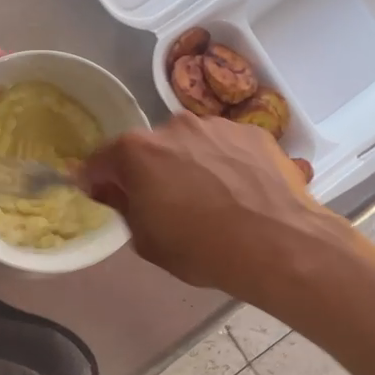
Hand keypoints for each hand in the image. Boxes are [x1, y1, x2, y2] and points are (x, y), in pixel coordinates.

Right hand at [82, 113, 350, 298]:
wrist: (277, 244)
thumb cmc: (201, 248)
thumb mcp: (146, 241)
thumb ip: (122, 208)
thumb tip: (111, 190)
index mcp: (137, 152)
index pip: (101, 160)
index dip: (97, 181)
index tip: (102, 197)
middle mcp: (174, 126)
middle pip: (149, 148)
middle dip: (149, 172)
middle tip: (163, 204)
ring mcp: (217, 126)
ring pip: (190, 145)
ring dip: (189, 165)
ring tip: (209, 200)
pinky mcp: (253, 133)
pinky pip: (226, 148)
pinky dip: (225, 165)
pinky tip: (239, 194)